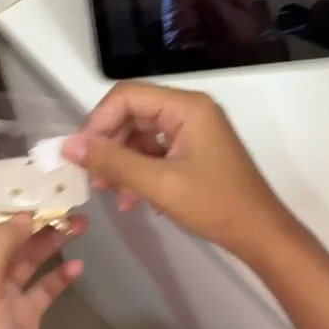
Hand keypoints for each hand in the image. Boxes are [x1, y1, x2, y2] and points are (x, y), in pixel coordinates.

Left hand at [0, 195, 82, 328]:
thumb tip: (23, 213)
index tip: (28, 183)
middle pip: (2, 233)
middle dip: (32, 215)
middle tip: (65, 199)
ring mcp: (1, 296)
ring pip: (27, 256)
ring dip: (51, 239)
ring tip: (81, 224)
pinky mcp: (24, 316)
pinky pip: (43, 286)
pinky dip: (59, 274)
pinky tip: (77, 266)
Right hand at [62, 82, 298, 261]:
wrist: (260, 233)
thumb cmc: (214, 205)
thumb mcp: (158, 184)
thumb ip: (112, 162)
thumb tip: (68, 146)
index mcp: (187, 107)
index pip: (127, 96)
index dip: (99, 121)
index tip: (82, 154)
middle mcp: (191, 111)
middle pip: (134, 114)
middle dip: (110, 145)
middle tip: (95, 179)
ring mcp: (195, 132)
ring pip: (143, 136)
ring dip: (123, 163)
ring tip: (114, 195)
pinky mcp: (196, 152)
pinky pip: (158, 152)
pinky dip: (141, 172)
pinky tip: (133, 200)